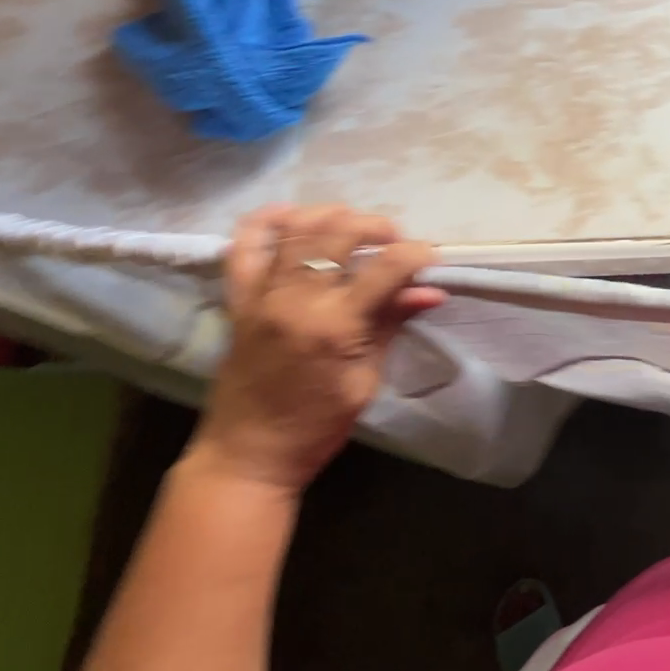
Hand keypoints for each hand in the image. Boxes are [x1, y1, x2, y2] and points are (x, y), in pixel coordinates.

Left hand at [188, 205, 444, 492]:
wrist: (248, 455)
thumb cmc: (316, 427)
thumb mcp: (366, 380)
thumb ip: (390, 325)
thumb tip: (429, 291)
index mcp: (333, 327)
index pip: (385, 268)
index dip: (416, 254)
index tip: (432, 258)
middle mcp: (294, 300)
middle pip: (338, 233)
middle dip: (376, 226)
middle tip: (395, 241)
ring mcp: (260, 296)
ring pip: (294, 229)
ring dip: (330, 215)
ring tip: (354, 225)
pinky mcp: (238, 301)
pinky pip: (243, 248)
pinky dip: (265, 223)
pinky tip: (290, 215)